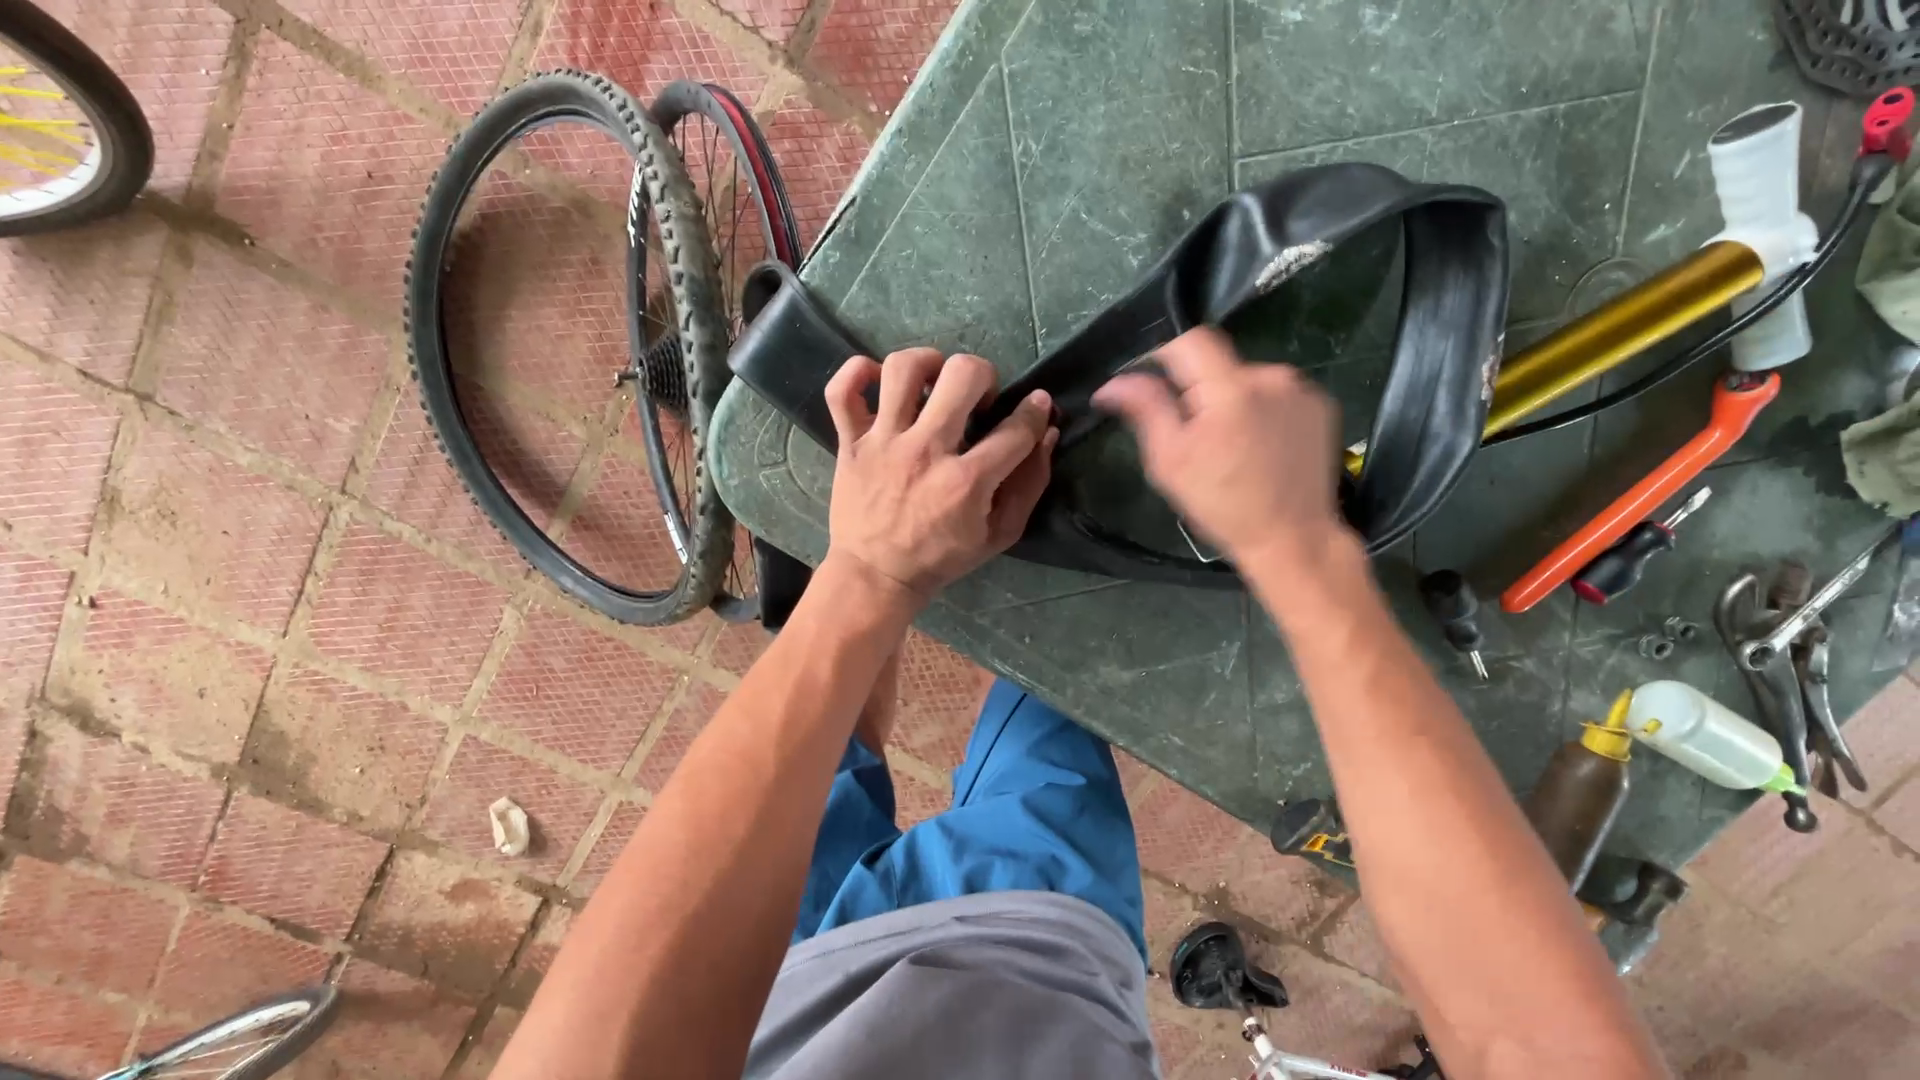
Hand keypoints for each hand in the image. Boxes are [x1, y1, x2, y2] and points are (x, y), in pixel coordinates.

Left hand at [823, 348, 1057, 602]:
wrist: (876, 575)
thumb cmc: (942, 557)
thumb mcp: (1000, 533)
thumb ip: (1029, 483)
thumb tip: (1046, 433)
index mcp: (966, 481)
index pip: (1016, 427)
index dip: (1034, 410)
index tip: (1035, 406)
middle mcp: (924, 451)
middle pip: (963, 375)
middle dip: (984, 376)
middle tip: (978, 401)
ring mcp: (882, 442)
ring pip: (903, 369)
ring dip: (928, 363)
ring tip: (934, 383)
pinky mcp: (850, 442)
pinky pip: (842, 390)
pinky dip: (857, 372)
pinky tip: (879, 381)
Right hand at [1093, 326, 1345, 563]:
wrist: (1292, 539)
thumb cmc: (1222, 505)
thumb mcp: (1169, 463)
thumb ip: (1145, 410)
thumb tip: (1112, 382)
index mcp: (1230, 390)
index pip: (1190, 341)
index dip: (1164, 354)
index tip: (1154, 383)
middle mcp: (1271, 377)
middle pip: (1219, 364)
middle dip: (1200, 390)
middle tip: (1193, 434)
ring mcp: (1301, 391)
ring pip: (1248, 379)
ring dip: (1231, 400)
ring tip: (1230, 444)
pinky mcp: (1321, 405)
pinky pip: (1277, 394)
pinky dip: (1262, 410)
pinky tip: (1259, 445)